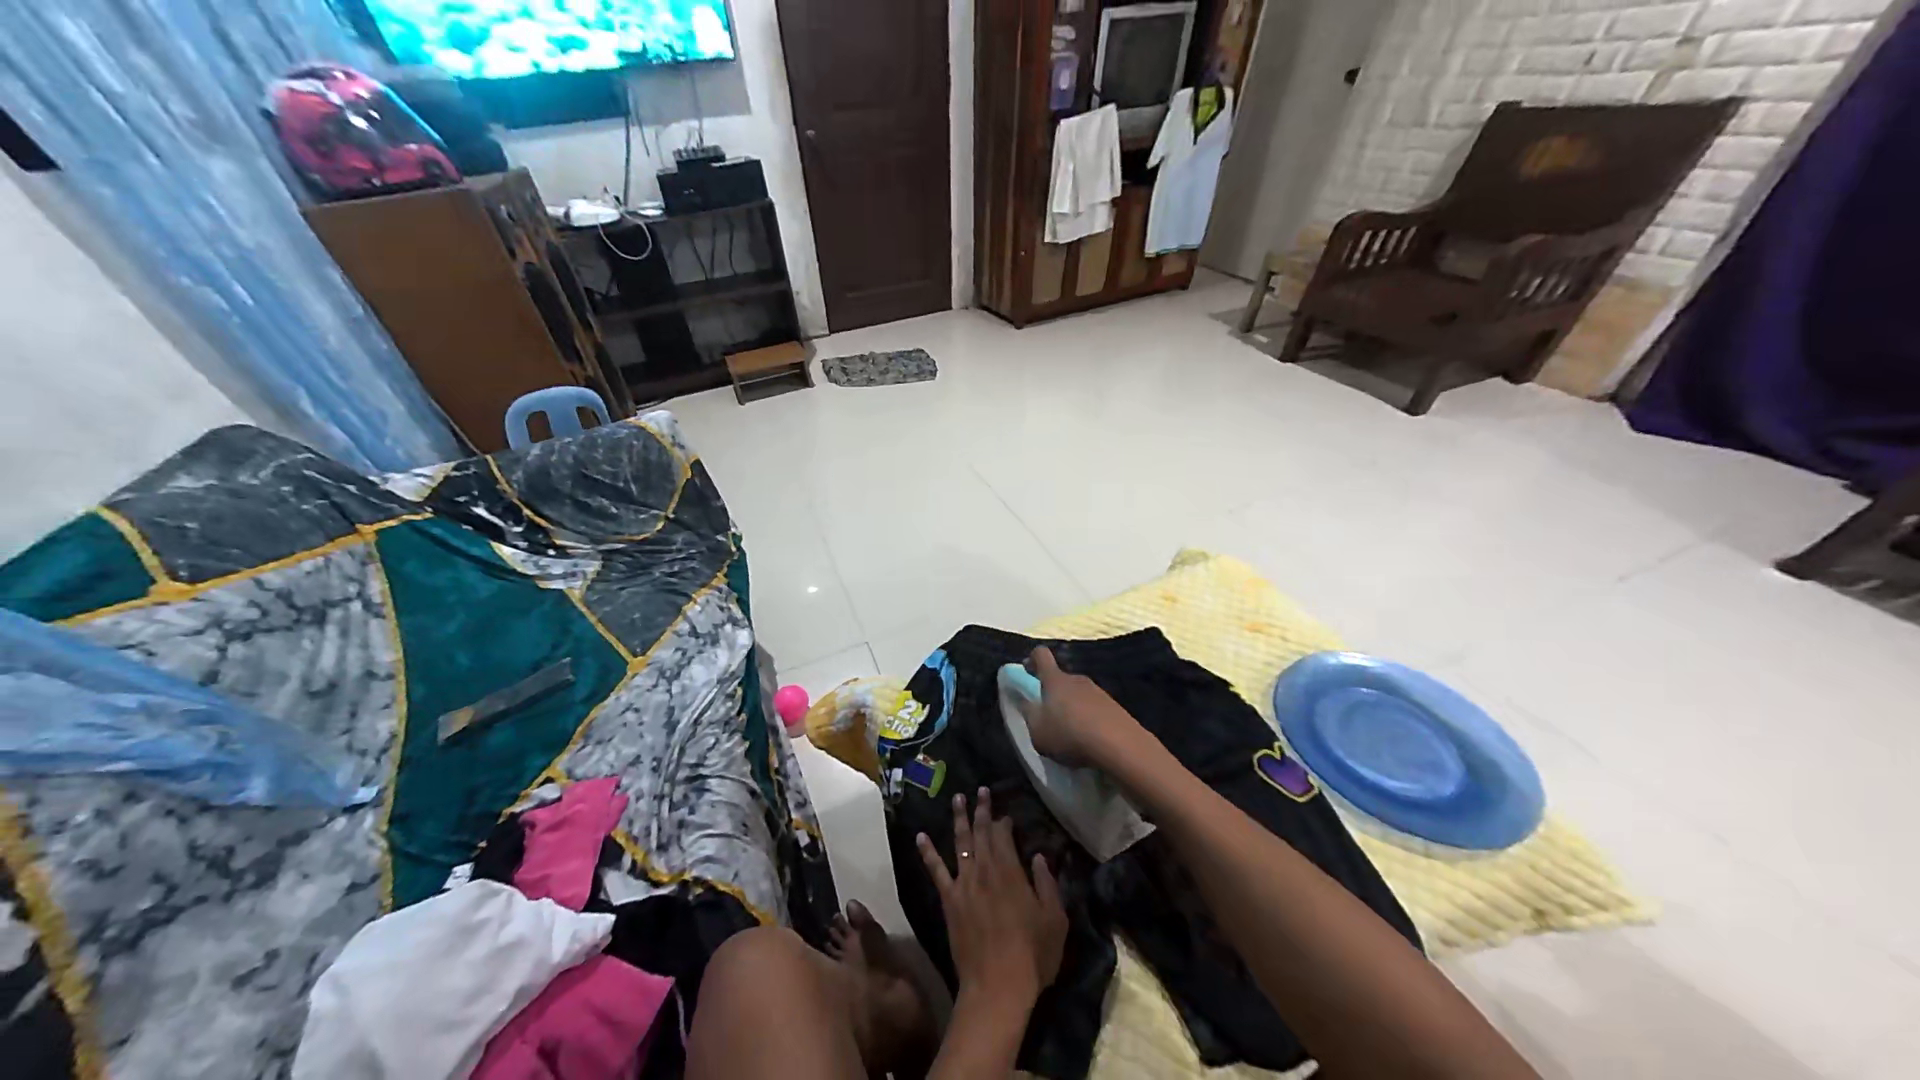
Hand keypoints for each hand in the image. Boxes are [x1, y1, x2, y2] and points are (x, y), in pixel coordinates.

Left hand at [916, 788, 1067, 1003]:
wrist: (996, 985)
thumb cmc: (1032, 954)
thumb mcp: (1055, 919)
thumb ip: (1047, 884)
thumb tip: (1039, 856)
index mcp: (1011, 872)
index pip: (1003, 836)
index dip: (1003, 821)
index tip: (1005, 813)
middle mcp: (985, 871)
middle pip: (981, 833)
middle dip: (981, 810)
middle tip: (980, 790)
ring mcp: (964, 885)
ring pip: (960, 844)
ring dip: (958, 819)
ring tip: (957, 798)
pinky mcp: (949, 901)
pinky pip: (936, 871)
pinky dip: (928, 852)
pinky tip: (921, 837)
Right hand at [1018, 646, 1152, 767]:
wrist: (1120, 746)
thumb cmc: (1070, 735)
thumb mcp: (1038, 732)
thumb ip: (1029, 715)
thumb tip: (1027, 702)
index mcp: (1055, 680)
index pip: (1041, 655)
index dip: (1032, 659)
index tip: (1027, 671)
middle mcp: (1077, 679)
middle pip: (1061, 679)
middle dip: (1053, 693)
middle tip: (1048, 716)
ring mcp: (1099, 692)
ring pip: (1079, 694)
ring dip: (1072, 707)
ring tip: (1070, 732)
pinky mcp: (1115, 707)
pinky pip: (1094, 708)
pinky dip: (1088, 719)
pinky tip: (1088, 739)